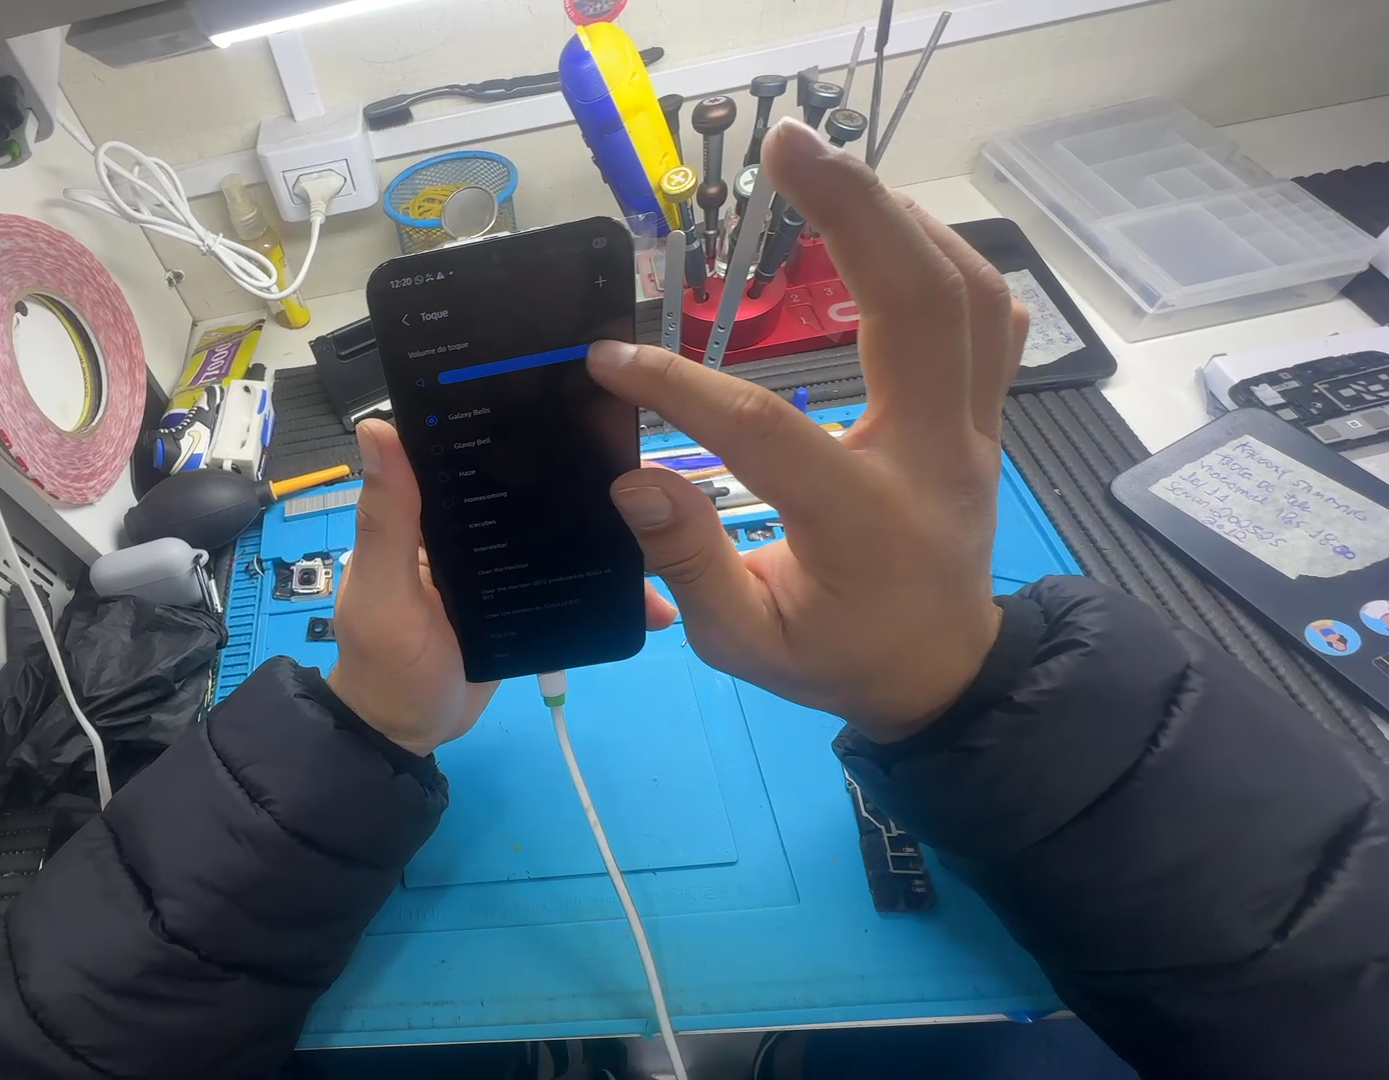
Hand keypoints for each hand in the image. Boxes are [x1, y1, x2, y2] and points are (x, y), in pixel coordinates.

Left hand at [329, 420, 675, 754]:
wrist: (411, 733)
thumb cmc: (386, 662)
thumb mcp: (382, 592)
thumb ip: (386, 521)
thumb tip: (379, 428)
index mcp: (426, 515)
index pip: (465, 454)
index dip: (500, 423)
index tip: (560, 393)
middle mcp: (464, 531)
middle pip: (520, 494)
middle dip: (568, 480)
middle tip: (634, 465)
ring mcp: (497, 568)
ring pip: (549, 537)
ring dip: (594, 534)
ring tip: (655, 522)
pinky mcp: (521, 604)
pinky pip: (562, 584)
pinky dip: (597, 587)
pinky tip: (643, 591)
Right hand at [588, 117, 1026, 741]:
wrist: (942, 674)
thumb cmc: (833, 660)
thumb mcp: (742, 641)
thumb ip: (688, 565)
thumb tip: (634, 480)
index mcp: (860, 517)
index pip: (759, 427)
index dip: (677, 385)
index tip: (609, 358)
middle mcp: (933, 454)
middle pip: (914, 304)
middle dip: (849, 213)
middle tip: (784, 151)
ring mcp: (972, 428)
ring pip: (964, 292)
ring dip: (896, 218)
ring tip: (825, 171)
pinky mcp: (979, 417)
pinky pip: (981, 315)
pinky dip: (937, 257)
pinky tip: (884, 233)